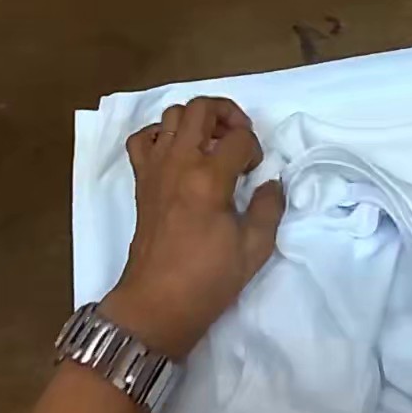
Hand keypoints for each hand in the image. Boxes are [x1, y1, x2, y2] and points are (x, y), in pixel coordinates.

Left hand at [98, 97, 284, 358]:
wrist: (157, 304)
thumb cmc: (208, 278)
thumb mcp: (255, 247)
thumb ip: (270, 206)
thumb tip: (270, 182)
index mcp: (209, 178)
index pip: (239, 138)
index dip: (254, 149)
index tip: (254, 172)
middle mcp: (179, 162)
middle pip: (202, 108)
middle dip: (228, 115)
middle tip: (238, 140)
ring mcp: (155, 167)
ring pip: (172, 115)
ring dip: (197, 121)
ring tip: (211, 144)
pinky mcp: (141, 179)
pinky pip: (142, 139)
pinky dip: (159, 135)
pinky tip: (177, 153)